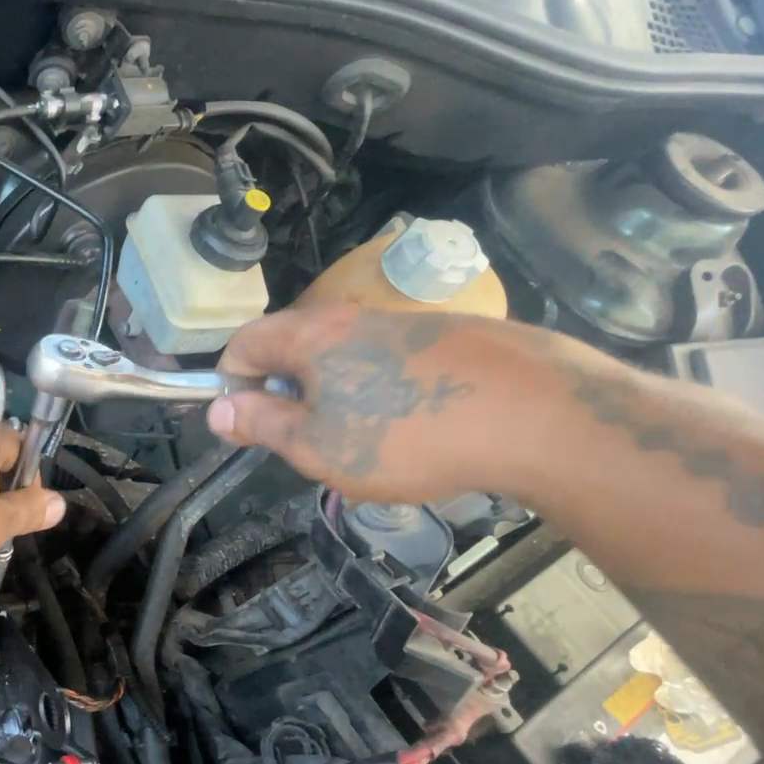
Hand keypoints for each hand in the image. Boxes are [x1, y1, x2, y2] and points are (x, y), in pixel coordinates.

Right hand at [207, 307, 587, 502]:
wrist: (546, 418)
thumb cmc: (408, 438)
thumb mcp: (315, 447)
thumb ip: (260, 425)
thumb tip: (217, 409)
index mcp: (313, 337)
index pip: (244, 341)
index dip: (229, 381)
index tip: (247, 422)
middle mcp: (357, 317)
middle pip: (295, 345)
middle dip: (284, 390)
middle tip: (303, 439)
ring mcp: (412, 322)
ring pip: (347, 355)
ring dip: (334, 392)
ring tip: (364, 439)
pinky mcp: (458, 336)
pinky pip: (395, 361)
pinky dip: (384, 390)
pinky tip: (417, 427)